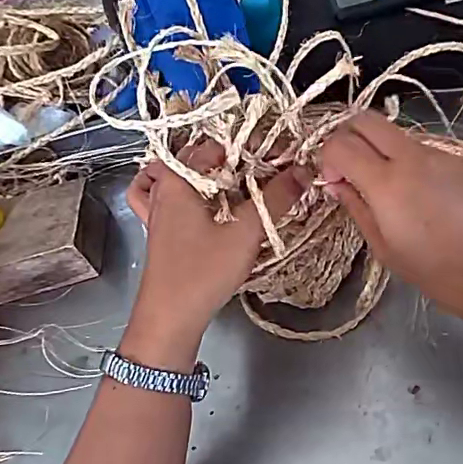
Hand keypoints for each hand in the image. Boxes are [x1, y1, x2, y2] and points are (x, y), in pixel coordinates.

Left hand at [126, 143, 306, 342]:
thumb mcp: (245, 232)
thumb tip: (303, 171)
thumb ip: (275, 198)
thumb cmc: (202, 272)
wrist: (169, 318)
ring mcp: (160, 209)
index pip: (218, 145)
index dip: (252, 148)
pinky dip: (189, 192)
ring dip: (217, 176)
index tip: (280, 159)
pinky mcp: (163, 229)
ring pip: (187, 176)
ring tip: (246, 185)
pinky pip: (170, 196)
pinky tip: (209, 201)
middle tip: (271, 173)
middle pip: (201, 157)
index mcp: (179, 179)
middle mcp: (165, 187)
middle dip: (238, 160)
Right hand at [317, 112, 462, 319]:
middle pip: (366, 118)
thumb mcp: (383, 247)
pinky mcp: (459, 159)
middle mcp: (411, 156)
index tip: (333, 182)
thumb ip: (356, 207)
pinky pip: (421, 148)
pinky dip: (406, 160)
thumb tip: (336, 184)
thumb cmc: (434, 270)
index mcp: (387, 182)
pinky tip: (419, 195)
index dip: (327, 158)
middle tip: (349, 169)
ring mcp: (439, 153)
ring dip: (379, 149)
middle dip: (348, 136)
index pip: (340, 143)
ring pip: (395, 132)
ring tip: (386, 188)